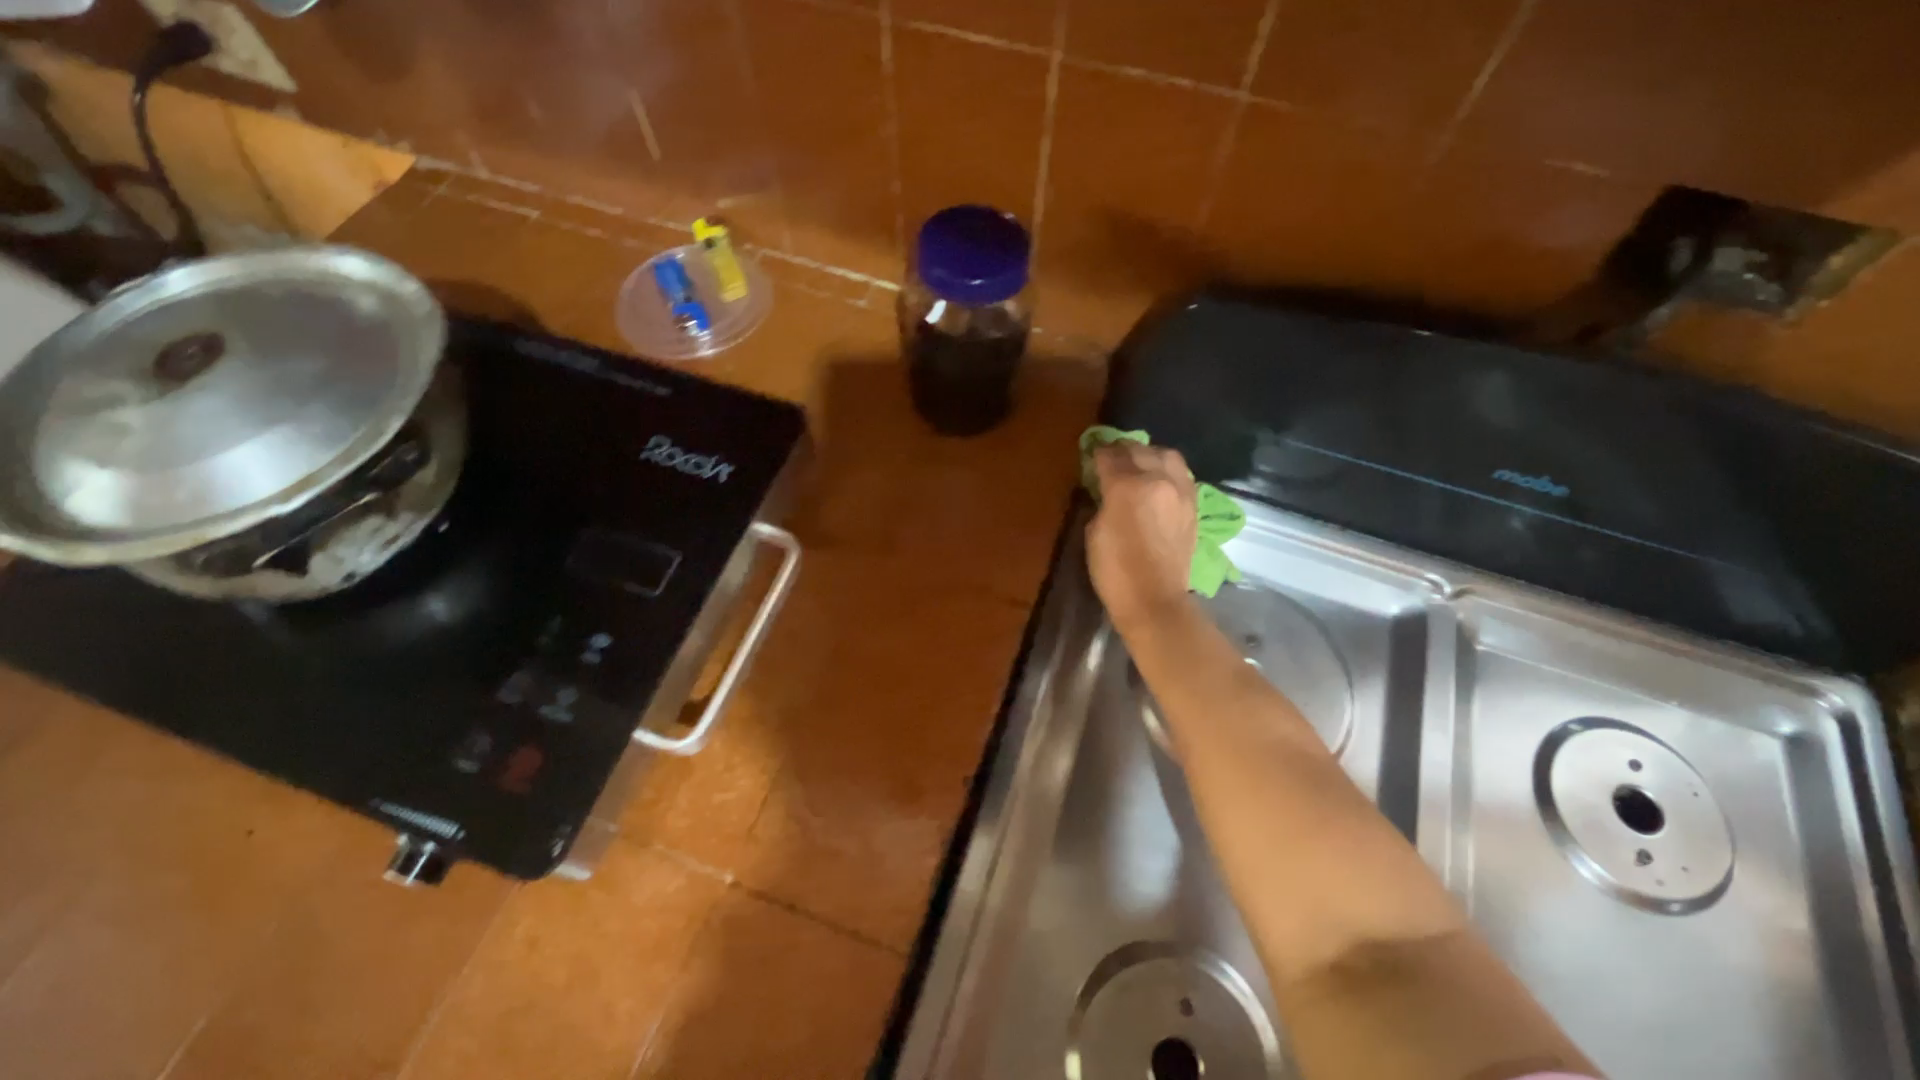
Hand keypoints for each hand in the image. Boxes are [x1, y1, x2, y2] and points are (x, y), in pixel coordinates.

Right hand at [1087, 443, 1197, 631]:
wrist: (1154, 599)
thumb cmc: (1114, 570)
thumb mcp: (1094, 532)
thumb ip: (1101, 501)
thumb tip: (1107, 490)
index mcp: (1127, 486)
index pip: (1110, 456)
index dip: (1098, 453)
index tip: (1091, 455)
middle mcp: (1158, 479)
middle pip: (1139, 450)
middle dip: (1122, 451)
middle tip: (1111, 457)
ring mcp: (1180, 491)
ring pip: (1166, 455)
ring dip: (1149, 454)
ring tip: (1139, 463)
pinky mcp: (1193, 504)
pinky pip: (1181, 474)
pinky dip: (1167, 469)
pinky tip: (1159, 479)